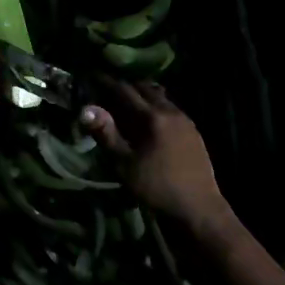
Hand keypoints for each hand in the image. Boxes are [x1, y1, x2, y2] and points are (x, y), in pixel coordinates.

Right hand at [80, 79, 228, 230]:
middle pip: (145, 88)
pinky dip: (155, 105)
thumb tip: (86, 108)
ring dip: (142, 94)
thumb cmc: (157, 188)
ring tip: (126, 100)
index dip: (106, 81)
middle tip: (107, 87)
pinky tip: (148, 118)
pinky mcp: (193, 131)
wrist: (199, 208)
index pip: (125, 90)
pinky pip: (170, 108)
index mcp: (152, 117)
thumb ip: (106, 134)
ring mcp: (185, 120)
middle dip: (125, 84)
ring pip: (160, 97)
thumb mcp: (125, 164)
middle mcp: (171, 111)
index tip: (92, 75)